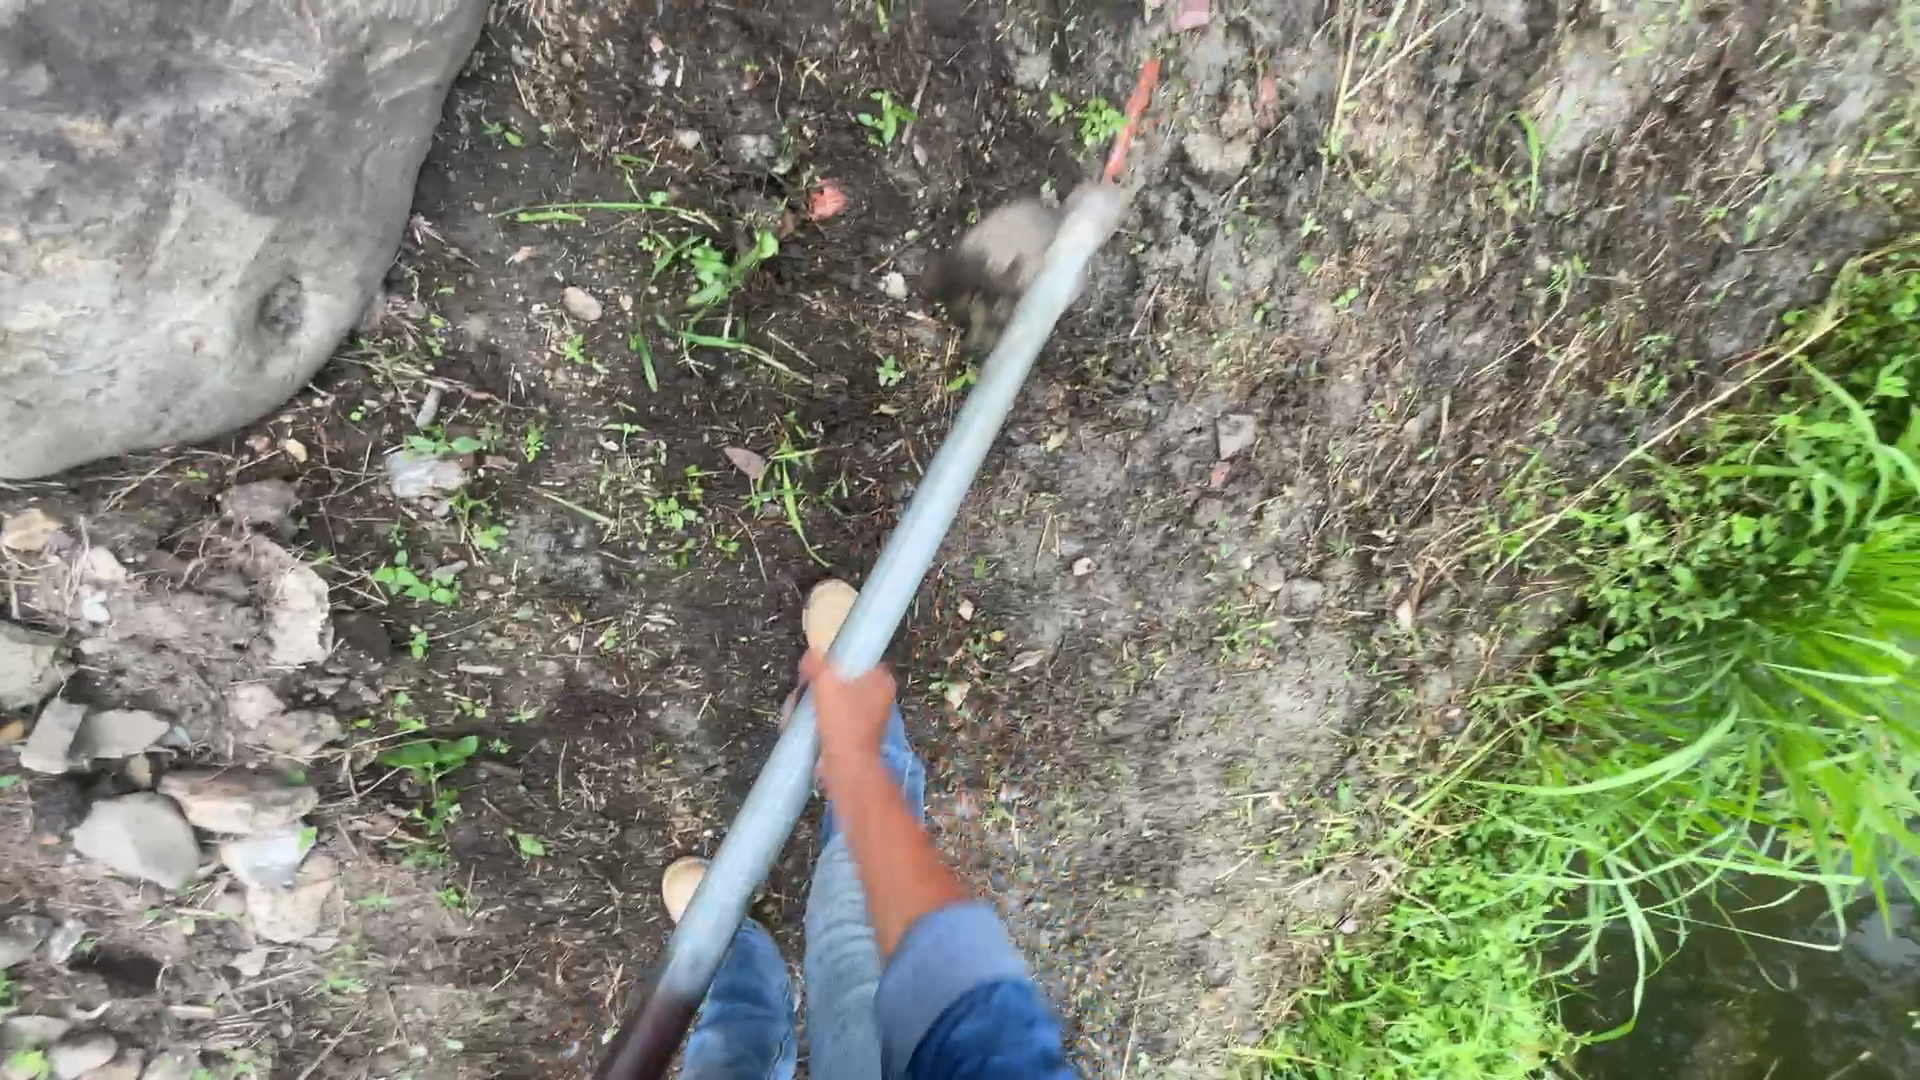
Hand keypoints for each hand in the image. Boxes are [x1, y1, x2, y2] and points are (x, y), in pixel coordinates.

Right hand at [799, 649, 895, 769]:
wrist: (847, 766)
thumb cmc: (844, 721)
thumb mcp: (826, 685)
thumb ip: (817, 665)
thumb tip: (812, 652)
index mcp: (881, 681)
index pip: (862, 659)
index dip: (840, 658)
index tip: (820, 663)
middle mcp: (878, 698)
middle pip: (843, 680)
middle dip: (818, 684)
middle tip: (803, 686)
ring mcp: (865, 718)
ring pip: (833, 700)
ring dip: (812, 702)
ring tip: (795, 706)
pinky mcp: (851, 734)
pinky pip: (830, 718)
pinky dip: (815, 718)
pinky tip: (797, 720)